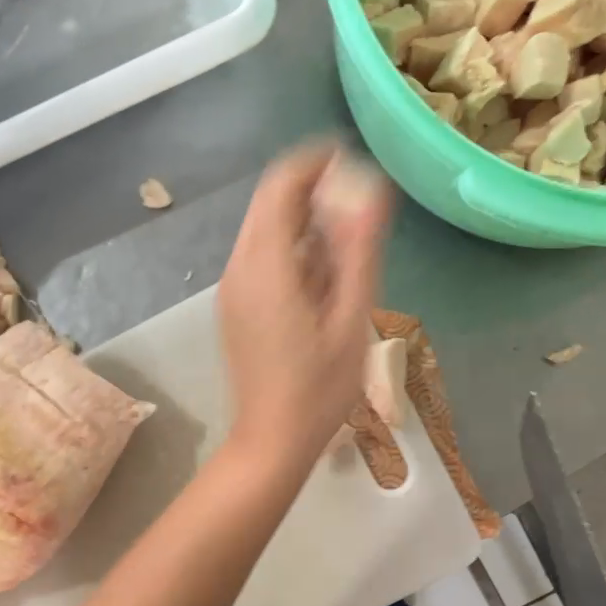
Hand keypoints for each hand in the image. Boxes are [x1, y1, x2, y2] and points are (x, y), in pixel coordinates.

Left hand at [219, 142, 392, 461]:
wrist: (271, 443)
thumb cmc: (319, 389)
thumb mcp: (351, 319)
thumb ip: (359, 251)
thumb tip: (374, 191)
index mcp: (265, 264)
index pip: (281, 184)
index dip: (316, 162)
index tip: (353, 162)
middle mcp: (239, 267)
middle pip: (271, 206)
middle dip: (314, 196)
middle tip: (360, 214)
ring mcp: (232, 290)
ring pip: (266, 233)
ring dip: (305, 227)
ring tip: (348, 255)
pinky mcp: (235, 309)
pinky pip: (261, 261)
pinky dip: (292, 254)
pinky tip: (323, 285)